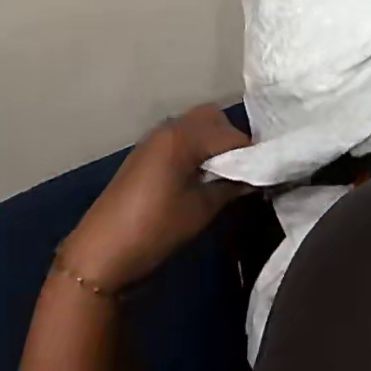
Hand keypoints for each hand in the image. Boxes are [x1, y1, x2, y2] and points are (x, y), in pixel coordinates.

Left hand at [57, 106, 253, 291]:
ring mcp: (155, 139)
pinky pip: (181, 139)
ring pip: (196, 127)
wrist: (102, 251)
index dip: (253, 154)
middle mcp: (169, 128)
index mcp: (183, 136)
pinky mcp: (146, 154)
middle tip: (243, 171)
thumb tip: (256, 178)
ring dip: (213, 144)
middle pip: (212, 119)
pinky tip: (202, 178)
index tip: (268, 173)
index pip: (232, 134)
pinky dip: (197, 150)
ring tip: (225, 176)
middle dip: (232, 140)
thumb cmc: (155, 228)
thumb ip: (231, 186)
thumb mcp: (201, 209)